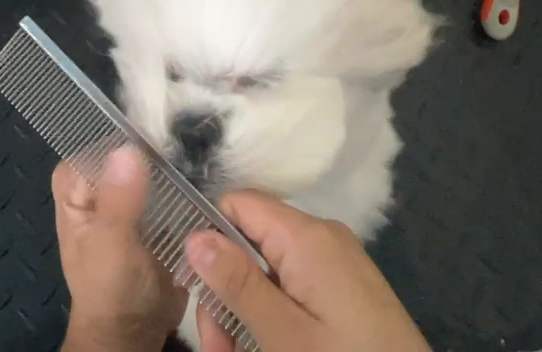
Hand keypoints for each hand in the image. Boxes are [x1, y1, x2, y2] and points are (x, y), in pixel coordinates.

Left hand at [54, 149, 186, 351]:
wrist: (135, 333)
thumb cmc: (111, 291)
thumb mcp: (111, 246)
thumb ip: (118, 200)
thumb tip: (128, 149)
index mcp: (77, 184)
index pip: (104, 142)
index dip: (134, 141)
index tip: (165, 144)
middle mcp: (100, 182)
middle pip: (133, 149)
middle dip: (162, 152)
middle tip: (191, 155)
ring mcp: (128, 193)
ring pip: (155, 164)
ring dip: (179, 167)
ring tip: (204, 169)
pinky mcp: (155, 209)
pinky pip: (172, 184)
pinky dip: (187, 185)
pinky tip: (207, 184)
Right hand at [184, 192, 428, 351]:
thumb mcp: (284, 335)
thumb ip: (238, 283)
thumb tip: (193, 234)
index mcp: (306, 235)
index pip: (237, 204)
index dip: (208, 238)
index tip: (193, 288)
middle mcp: (322, 236)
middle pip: (250, 243)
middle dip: (226, 292)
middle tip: (218, 348)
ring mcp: (338, 262)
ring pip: (269, 271)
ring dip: (246, 311)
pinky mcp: (348, 289)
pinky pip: (295, 287)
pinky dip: (275, 315)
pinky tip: (268, 347)